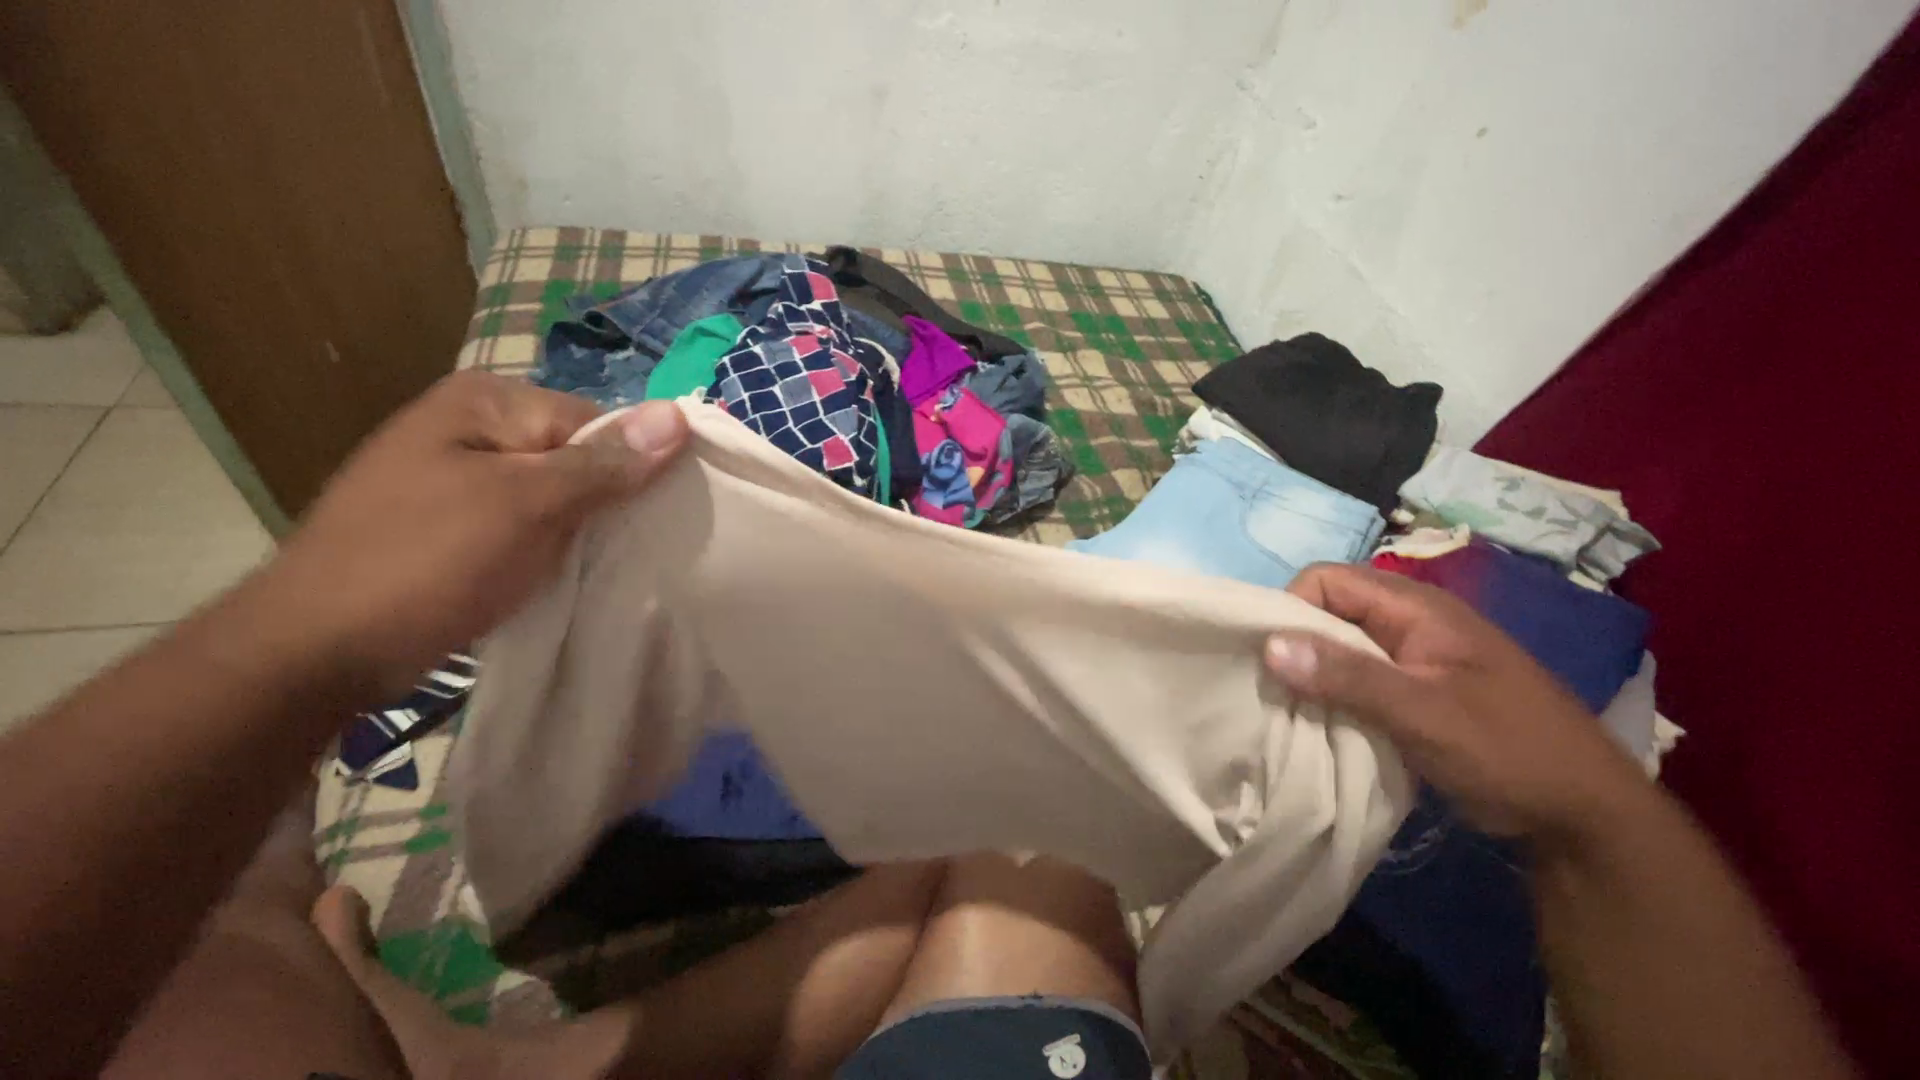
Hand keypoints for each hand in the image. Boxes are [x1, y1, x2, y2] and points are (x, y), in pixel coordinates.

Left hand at [253, 371, 688, 699]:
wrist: (316, 650)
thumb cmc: (425, 563)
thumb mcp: (525, 506)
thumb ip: (603, 463)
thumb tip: (678, 414)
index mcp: (485, 402)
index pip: (598, 423)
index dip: (633, 470)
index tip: (657, 522)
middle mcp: (470, 427)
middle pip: (576, 459)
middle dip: (606, 506)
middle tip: (630, 552)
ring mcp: (455, 477)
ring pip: (553, 499)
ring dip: (579, 535)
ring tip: (599, 570)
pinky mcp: (450, 526)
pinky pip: (523, 528)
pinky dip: (547, 552)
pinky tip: (560, 579)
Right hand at [1264, 563, 1646, 844]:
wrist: (1584, 815)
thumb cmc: (1508, 751)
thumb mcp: (1424, 713)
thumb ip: (1347, 676)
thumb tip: (1268, 643)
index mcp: (1417, 608)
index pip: (1326, 580)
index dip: (1289, 608)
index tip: (1267, 658)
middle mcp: (1412, 622)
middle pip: (1330, 611)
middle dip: (1294, 643)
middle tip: (1270, 690)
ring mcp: (1416, 659)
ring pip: (1341, 648)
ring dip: (1312, 674)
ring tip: (1287, 711)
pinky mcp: (1416, 694)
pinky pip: (1358, 679)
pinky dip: (1333, 696)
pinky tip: (1320, 726)